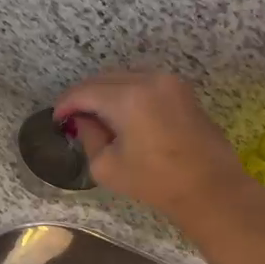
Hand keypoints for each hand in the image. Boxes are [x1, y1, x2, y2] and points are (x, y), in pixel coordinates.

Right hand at [51, 71, 258, 220]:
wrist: (208, 186)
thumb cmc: (153, 181)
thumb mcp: (105, 165)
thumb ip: (89, 136)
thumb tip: (83, 120)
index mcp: (128, 99)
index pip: (85, 92)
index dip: (66, 104)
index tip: (56, 120)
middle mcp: (149, 80)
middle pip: (104, 79)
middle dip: (83, 96)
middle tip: (71, 117)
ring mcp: (169, 82)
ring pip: (124, 77)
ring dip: (104, 92)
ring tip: (93, 115)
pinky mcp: (181, 90)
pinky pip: (143, 81)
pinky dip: (125, 92)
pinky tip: (118, 113)